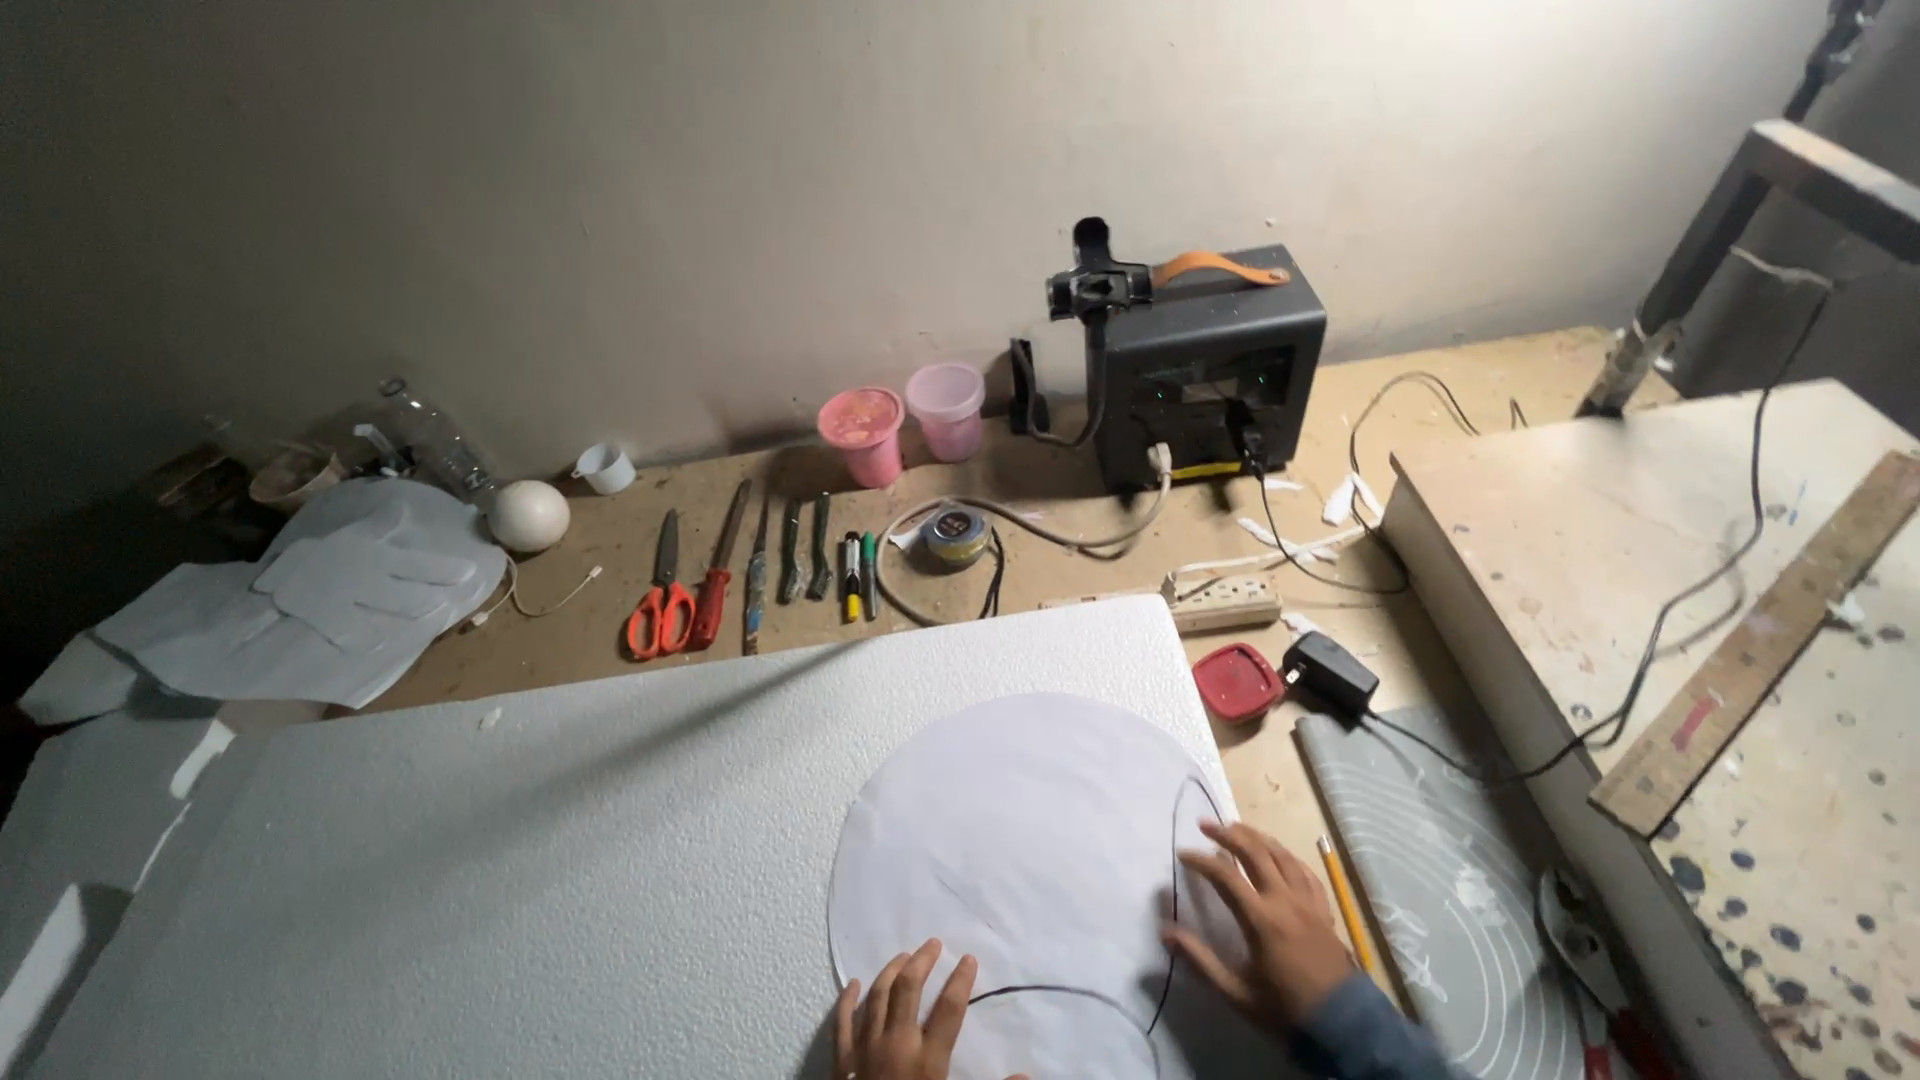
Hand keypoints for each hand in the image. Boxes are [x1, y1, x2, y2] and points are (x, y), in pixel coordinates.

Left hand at [833, 938, 1027, 1079]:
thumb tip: (1027, 1074)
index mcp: (928, 1060)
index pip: (949, 1008)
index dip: (961, 980)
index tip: (968, 958)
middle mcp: (896, 1045)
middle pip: (909, 989)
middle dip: (922, 961)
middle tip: (932, 943)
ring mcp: (866, 1050)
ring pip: (877, 996)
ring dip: (890, 971)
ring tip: (903, 955)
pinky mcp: (842, 1061)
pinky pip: (842, 1022)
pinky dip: (847, 1000)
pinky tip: (853, 984)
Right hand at [1163, 821, 1355, 1030]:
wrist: (1344, 1027)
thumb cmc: (1285, 1010)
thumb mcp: (1236, 992)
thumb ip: (1199, 959)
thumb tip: (1165, 931)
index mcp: (1261, 919)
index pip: (1225, 875)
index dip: (1201, 860)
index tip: (1183, 854)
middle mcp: (1285, 901)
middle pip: (1255, 853)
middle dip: (1228, 834)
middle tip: (1206, 824)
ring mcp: (1308, 903)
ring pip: (1282, 856)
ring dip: (1257, 837)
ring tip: (1237, 827)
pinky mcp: (1324, 911)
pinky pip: (1306, 872)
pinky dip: (1287, 856)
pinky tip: (1278, 854)